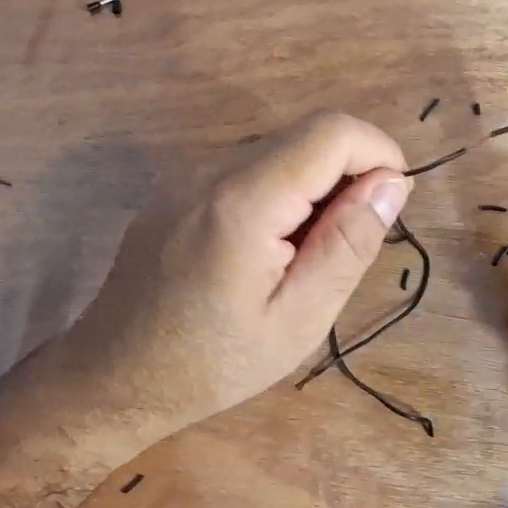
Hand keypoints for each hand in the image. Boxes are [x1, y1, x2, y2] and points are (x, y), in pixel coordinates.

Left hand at [52, 111, 409, 440]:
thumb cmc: (211, 364)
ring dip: (309, 190)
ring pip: (275, 151)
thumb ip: (348, 245)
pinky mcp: (173, 189)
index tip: (390, 206)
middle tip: (341, 251)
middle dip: (345, 177)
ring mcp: (184, 175)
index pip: (332, 131)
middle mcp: (209, 170)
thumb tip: (392, 183)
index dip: (379, 154)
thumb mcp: (297, 320)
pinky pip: (242, 171)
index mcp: (243, 201)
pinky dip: (274, 196)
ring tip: (297, 261)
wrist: (114, 376)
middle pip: (304, 137)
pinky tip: (259, 255)